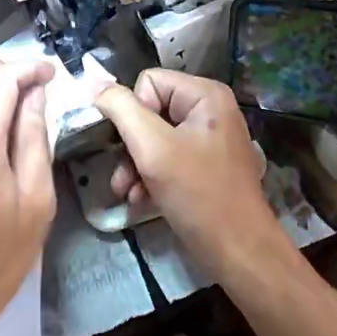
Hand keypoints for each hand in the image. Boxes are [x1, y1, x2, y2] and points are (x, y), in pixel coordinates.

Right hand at [94, 69, 286, 273]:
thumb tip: (96, 86)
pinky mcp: (206, 164)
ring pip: (154, 136)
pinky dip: (151, 176)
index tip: (137, 146)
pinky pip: (168, 157)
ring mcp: (209, 138)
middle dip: (130, 144)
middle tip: (121, 175)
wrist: (240, 253)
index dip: (134, 112)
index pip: (148, 82)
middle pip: (149, 109)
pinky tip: (140, 199)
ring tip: (125, 191)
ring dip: (135, 164)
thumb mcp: (152, 147)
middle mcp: (210, 109)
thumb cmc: (198, 194)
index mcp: (205, 95)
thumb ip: (121, 109)